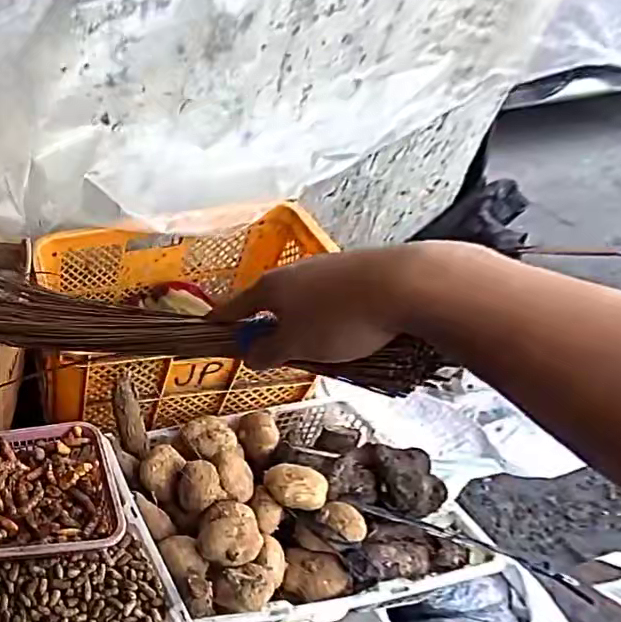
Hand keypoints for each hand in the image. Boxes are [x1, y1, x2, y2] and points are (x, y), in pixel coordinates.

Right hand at [208, 242, 474, 367]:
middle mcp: (295, 271)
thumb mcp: (294, 346)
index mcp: (269, 287)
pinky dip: (330, 315)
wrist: (412, 285)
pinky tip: (349, 331)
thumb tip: (252, 354)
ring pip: (303, 300)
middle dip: (267, 325)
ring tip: (317, 347)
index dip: (219, 324)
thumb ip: (266, 352)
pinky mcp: (360, 270)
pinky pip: (332, 298)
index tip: (209, 332)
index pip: (232, 308)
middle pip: (270, 302)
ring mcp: (328, 267)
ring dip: (302, 321)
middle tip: (271, 352)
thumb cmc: (339, 319)